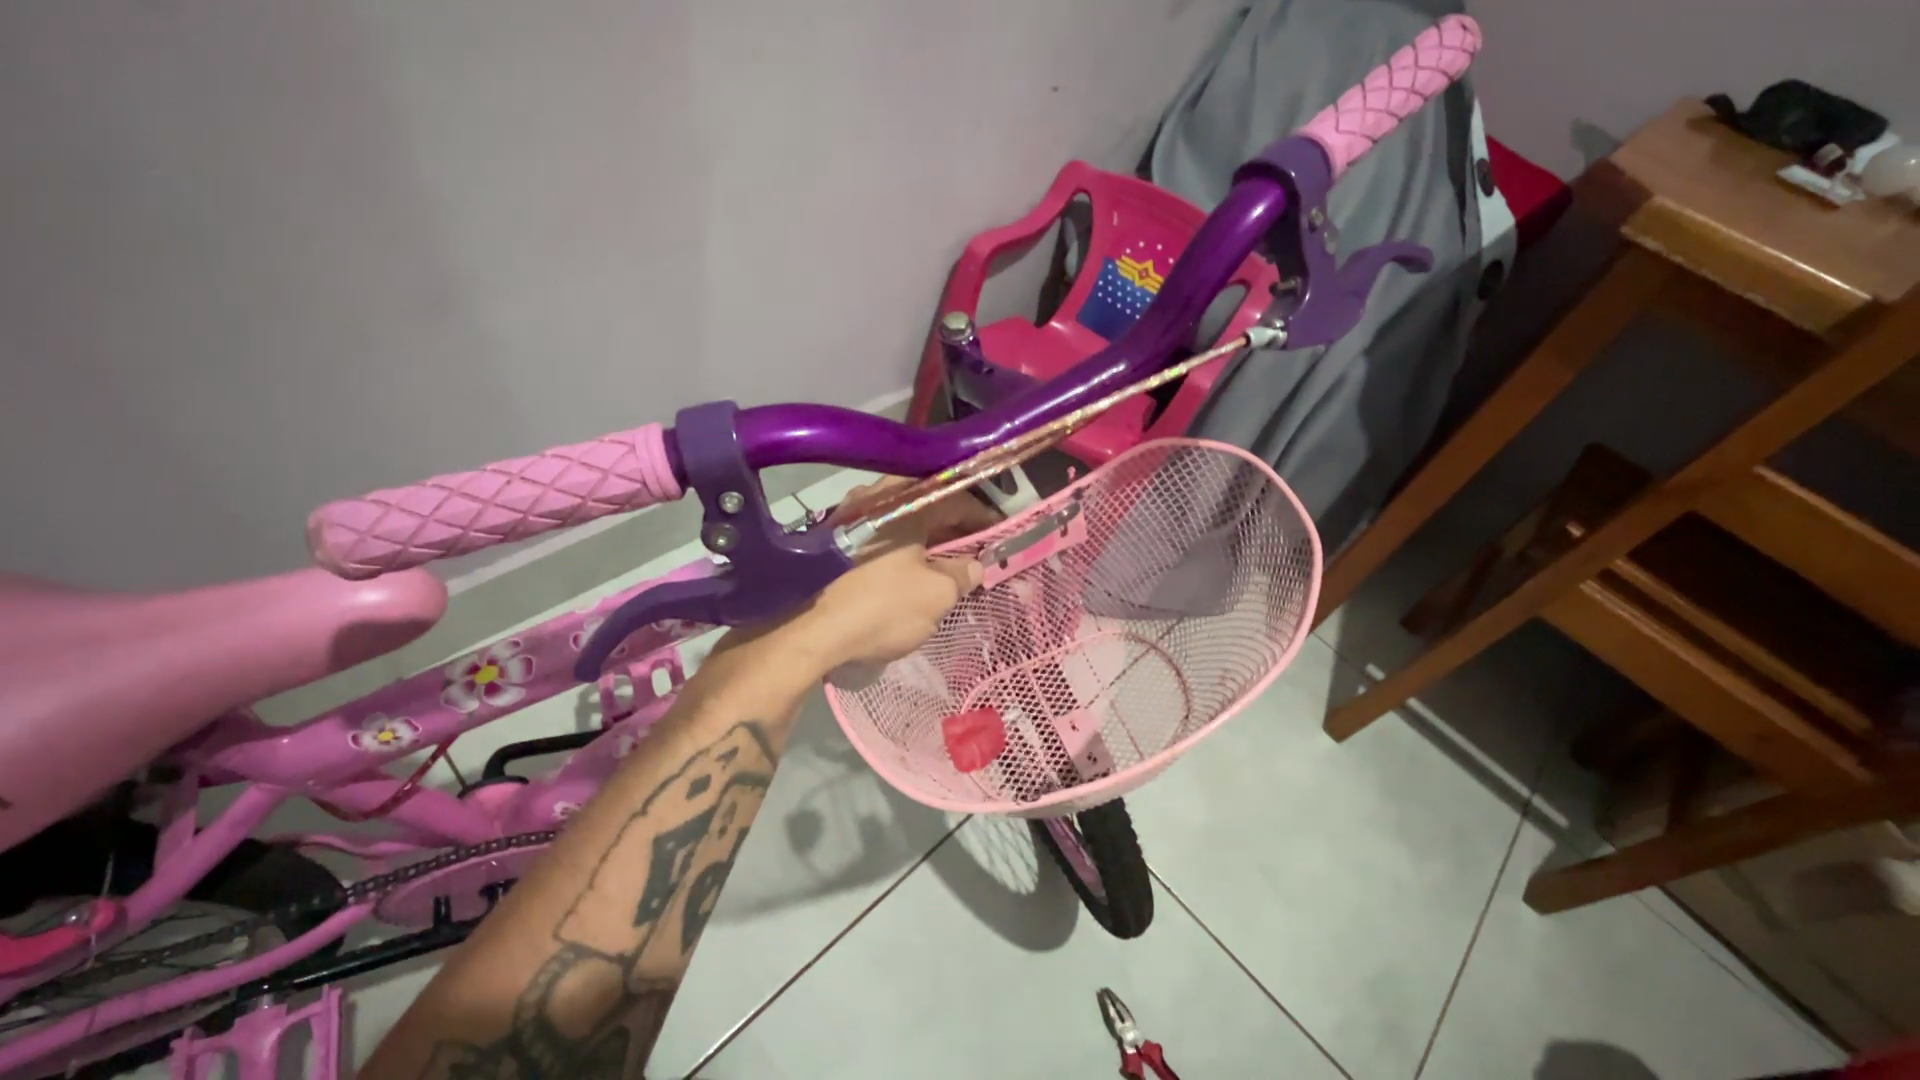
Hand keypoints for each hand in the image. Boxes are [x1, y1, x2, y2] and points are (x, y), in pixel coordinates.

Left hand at [793, 479, 999, 671]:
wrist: (808, 630)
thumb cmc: (881, 605)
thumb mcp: (937, 594)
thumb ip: (963, 574)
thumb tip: (974, 566)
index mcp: (907, 500)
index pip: (958, 498)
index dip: (984, 520)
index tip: (998, 541)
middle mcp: (876, 496)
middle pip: (927, 507)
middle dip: (954, 532)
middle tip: (973, 556)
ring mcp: (849, 516)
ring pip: (901, 523)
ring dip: (926, 542)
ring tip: (943, 569)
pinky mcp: (831, 540)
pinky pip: (879, 537)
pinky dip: (900, 551)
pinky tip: (908, 575)